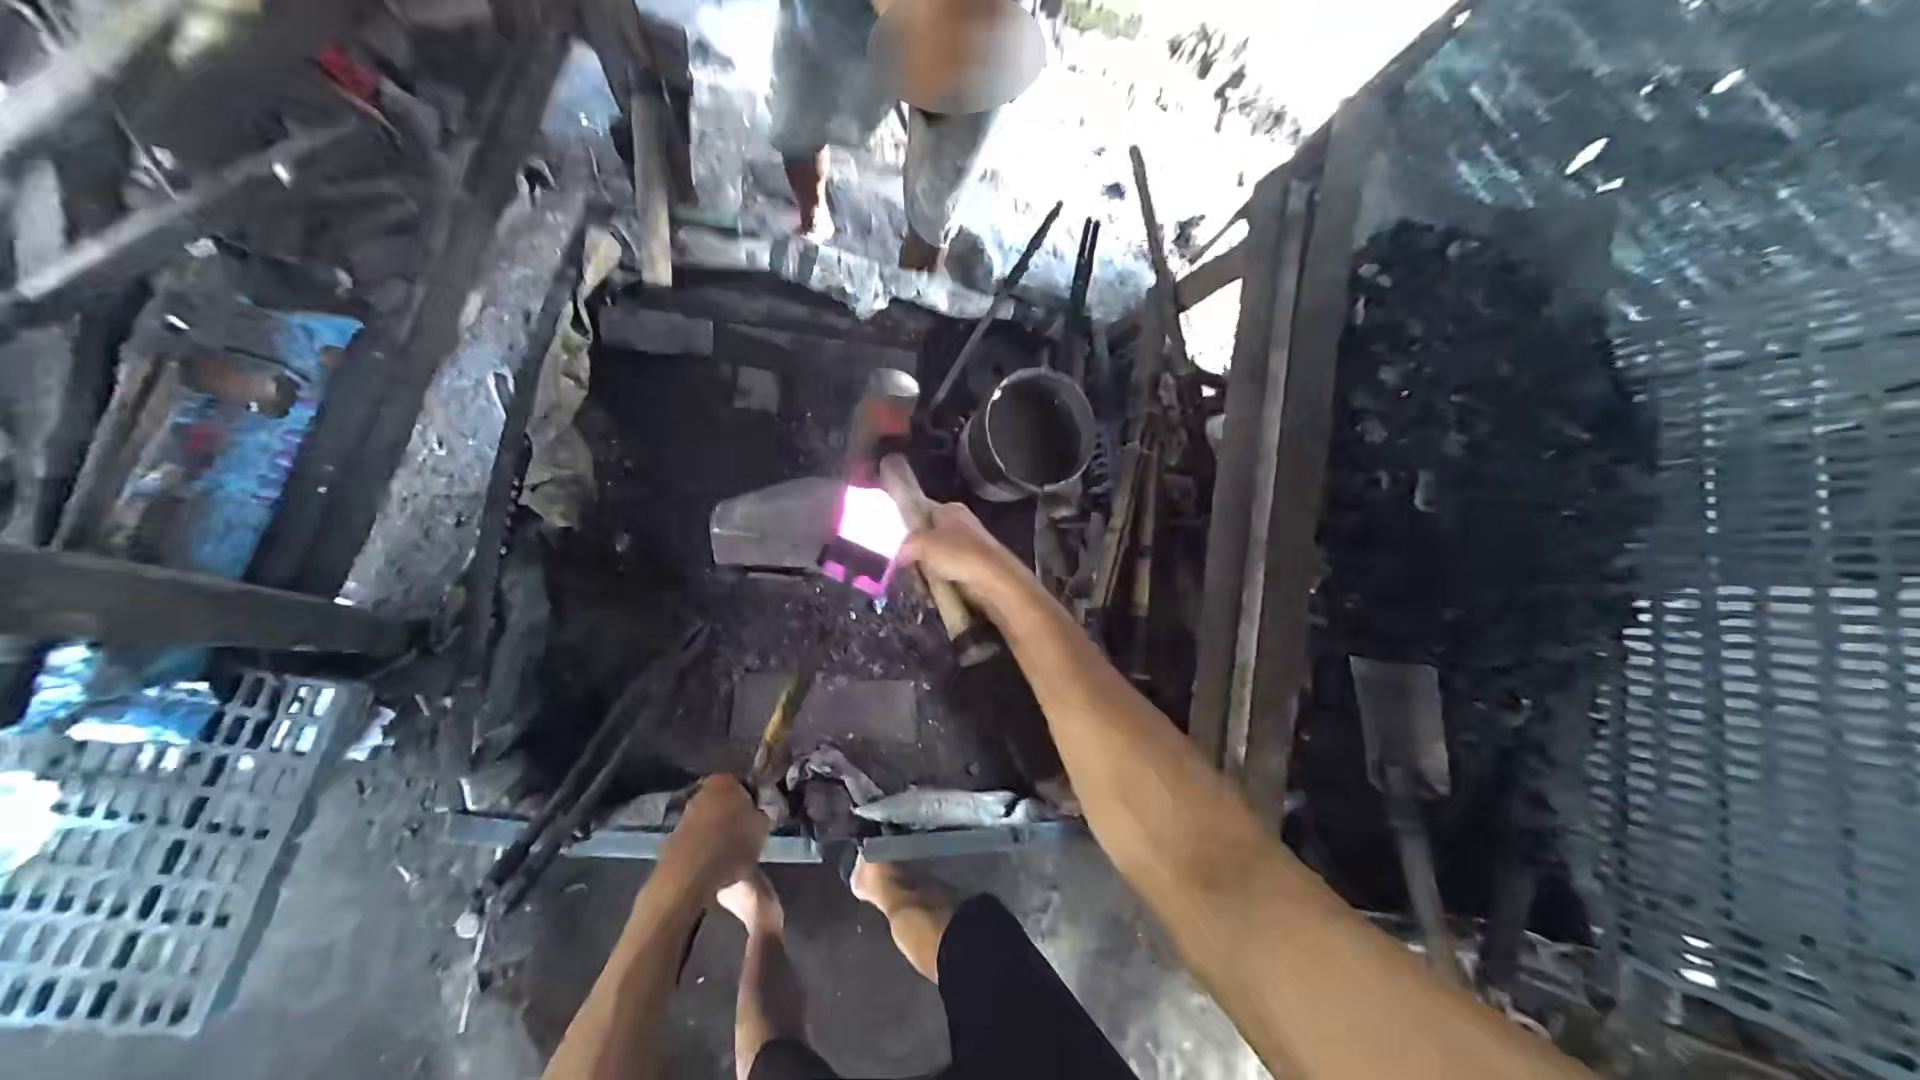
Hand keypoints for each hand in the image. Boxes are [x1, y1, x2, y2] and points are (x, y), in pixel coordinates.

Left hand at [657, 775, 770, 892]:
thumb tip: (758, 814)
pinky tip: (715, 866)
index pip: (744, 784)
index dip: (754, 800)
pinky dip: (706, 850)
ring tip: (733, 857)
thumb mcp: (763, 826)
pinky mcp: (672, 841)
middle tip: (748, 836)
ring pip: (709, 822)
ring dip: (720, 835)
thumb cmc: (733, 841)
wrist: (690, 875)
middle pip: (724, 802)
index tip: (760, 816)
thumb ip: (763, 814)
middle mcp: (700, 793)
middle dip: (734, 817)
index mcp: (724, 781)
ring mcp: (683, 817)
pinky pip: (697, 842)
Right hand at [898, 501, 1036, 615]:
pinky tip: (933, 588)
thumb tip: (898, 555)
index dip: (910, 524)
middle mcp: (963, 523)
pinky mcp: (976, 566)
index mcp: (951, 509)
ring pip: (940, 555)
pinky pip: (951, 570)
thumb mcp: (922, 543)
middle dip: (919, 549)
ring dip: (930, 567)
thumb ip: (906, 544)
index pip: (924, 510)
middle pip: (931, 534)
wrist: (994, 580)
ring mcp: (971, 545)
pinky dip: (942, 578)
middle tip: (904, 562)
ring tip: (917, 578)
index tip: (896, 540)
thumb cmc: (958, 554)